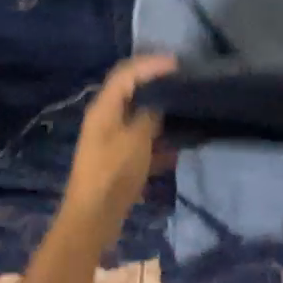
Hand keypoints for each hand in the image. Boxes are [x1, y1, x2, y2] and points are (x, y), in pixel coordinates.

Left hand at [62, 55, 176, 233]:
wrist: (93, 219)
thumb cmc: (113, 173)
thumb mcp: (136, 139)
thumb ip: (149, 115)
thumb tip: (159, 103)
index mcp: (104, 108)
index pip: (126, 74)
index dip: (151, 64)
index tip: (178, 63)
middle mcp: (106, 120)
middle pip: (132, 94)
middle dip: (158, 87)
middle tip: (185, 83)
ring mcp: (112, 142)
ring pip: (140, 120)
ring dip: (162, 116)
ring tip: (188, 113)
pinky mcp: (119, 162)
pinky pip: (143, 144)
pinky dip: (160, 143)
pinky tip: (180, 149)